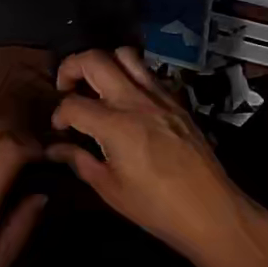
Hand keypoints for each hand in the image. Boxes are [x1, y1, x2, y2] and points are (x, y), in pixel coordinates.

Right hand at [48, 48, 264, 266]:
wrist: (212, 211)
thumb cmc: (157, 207)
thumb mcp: (111, 190)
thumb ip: (80, 161)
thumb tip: (55, 148)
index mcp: (115, 125)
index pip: (73, 104)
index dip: (58, 114)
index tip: (58, 128)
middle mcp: (135, 100)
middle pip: (94, 60)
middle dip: (71, 67)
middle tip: (66, 87)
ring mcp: (158, 96)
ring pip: (125, 54)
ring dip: (104, 62)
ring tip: (97, 84)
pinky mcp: (175, 100)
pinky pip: (147, 72)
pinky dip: (129, 74)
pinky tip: (126, 98)